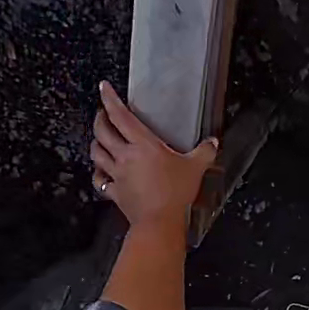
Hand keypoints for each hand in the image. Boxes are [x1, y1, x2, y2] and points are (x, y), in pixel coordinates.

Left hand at [90, 81, 218, 230]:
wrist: (159, 221)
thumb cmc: (175, 192)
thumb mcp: (195, 168)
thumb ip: (204, 152)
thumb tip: (212, 143)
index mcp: (143, 144)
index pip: (120, 116)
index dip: (109, 99)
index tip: (103, 88)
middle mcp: (125, 156)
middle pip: (102, 132)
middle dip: (100, 119)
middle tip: (103, 114)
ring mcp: (117, 174)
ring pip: (96, 153)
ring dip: (96, 143)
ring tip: (100, 139)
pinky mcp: (115, 192)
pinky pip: (99, 180)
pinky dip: (98, 174)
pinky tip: (101, 172)